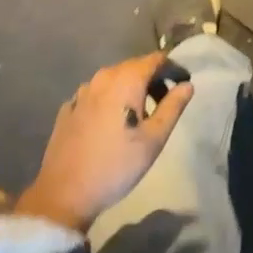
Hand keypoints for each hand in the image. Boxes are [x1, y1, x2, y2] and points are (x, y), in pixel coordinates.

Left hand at [14, 53, 194, 231]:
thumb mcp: (154, 139)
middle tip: (165, 102)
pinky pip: (96, 94)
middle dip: (153, 79)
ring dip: (130, 89)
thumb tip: (187, 85)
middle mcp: (102, 77)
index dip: (173, 68)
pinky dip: (110, 100)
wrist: (65, 193)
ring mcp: (81, 92)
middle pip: (134, 67)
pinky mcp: (68, 108)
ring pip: (114, 80)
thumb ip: (173, 107)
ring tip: (139, 115)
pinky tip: (111, 123)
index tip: (183, 84)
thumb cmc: (117, 165)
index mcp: (126, 80)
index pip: (156, 60)